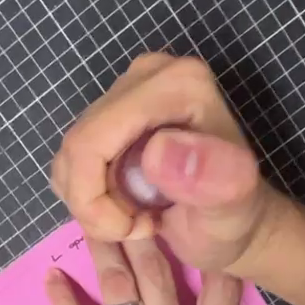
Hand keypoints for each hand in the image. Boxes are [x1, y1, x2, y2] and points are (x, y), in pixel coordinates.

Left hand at [45, 237, 278, 304]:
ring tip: (94, 219)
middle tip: (138, 200)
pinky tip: (49, 275)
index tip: (204, 224)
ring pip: (120, 286)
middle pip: (162, 272)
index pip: (222, 293)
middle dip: (151, 231)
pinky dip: (60, 299)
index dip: (216, 255)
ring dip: (107, 250)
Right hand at [51, 54, 290, 271]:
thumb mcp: (232, 208)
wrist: (234, 220)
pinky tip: (123, 205)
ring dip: (91, 202)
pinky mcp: (109, 115)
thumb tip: (157, 150)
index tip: (135, 228)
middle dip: (93, 204)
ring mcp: (124, 93)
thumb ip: (212, 179)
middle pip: (77, 147)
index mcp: (175, 84)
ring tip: (133, 218)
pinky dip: (88, 194)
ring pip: (69, 158)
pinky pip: (71, 162)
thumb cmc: (233, 218)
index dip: (95, 199)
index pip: (90, 141)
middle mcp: (146, 76)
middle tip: (133, 228)